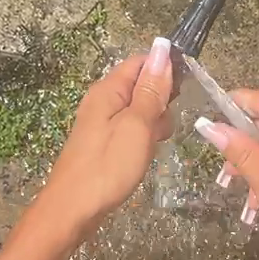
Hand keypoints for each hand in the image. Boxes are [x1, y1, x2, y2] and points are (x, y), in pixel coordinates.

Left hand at [37, 37, 174, 235]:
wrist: (73, 209)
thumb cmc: (107, 167)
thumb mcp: (137, 126)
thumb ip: (151, 90)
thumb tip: (163, 49)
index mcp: (108, 90)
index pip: (142, 61)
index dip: (166, 69)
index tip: (185, 91)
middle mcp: (102, 100)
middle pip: (143, 86)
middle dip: (161, 103)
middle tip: (159, 128)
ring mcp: (102, 122)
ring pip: (141, 111)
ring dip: (154, 125)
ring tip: (149, 146)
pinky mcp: (104, 142)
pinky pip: (132, 130)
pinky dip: (143, 140)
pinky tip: (142, 157)